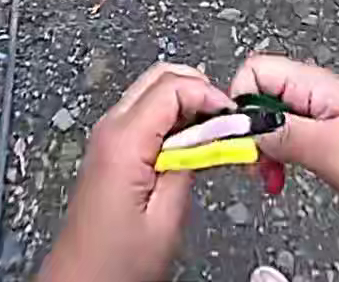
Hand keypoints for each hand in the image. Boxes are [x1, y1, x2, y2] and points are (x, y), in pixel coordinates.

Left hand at [36, 63, 234, 281]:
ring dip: (184, 100)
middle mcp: (111, 126)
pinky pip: (144, 110)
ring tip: (211, 131)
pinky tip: (187, 143)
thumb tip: (210, 134)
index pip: (171, 86)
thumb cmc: (115, 266)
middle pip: (159, 76)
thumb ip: (189, 167)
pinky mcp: (109, 145)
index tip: (231, 115)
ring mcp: (107, 133)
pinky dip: (170, 114)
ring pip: (152, 89)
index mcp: (124, 141)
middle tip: (224, 118)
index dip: (207, 93)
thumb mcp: (165, 221)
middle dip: (197, 87)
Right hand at [228, 54, 338, 232]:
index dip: (239, 103)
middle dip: (248, 129)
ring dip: (264, 147)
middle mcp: (314, 93)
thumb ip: (283, 133)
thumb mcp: (332, 151)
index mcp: (313, 84)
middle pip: (259, 95)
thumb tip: (242, 122)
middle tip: (254, 163)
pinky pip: (289, 138)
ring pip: (272, 119)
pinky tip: (286, 177)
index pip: (254, 71)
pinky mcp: (329, 138)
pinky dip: (280, 158)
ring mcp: (322, 115)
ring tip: (271, 176)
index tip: (237, 139)